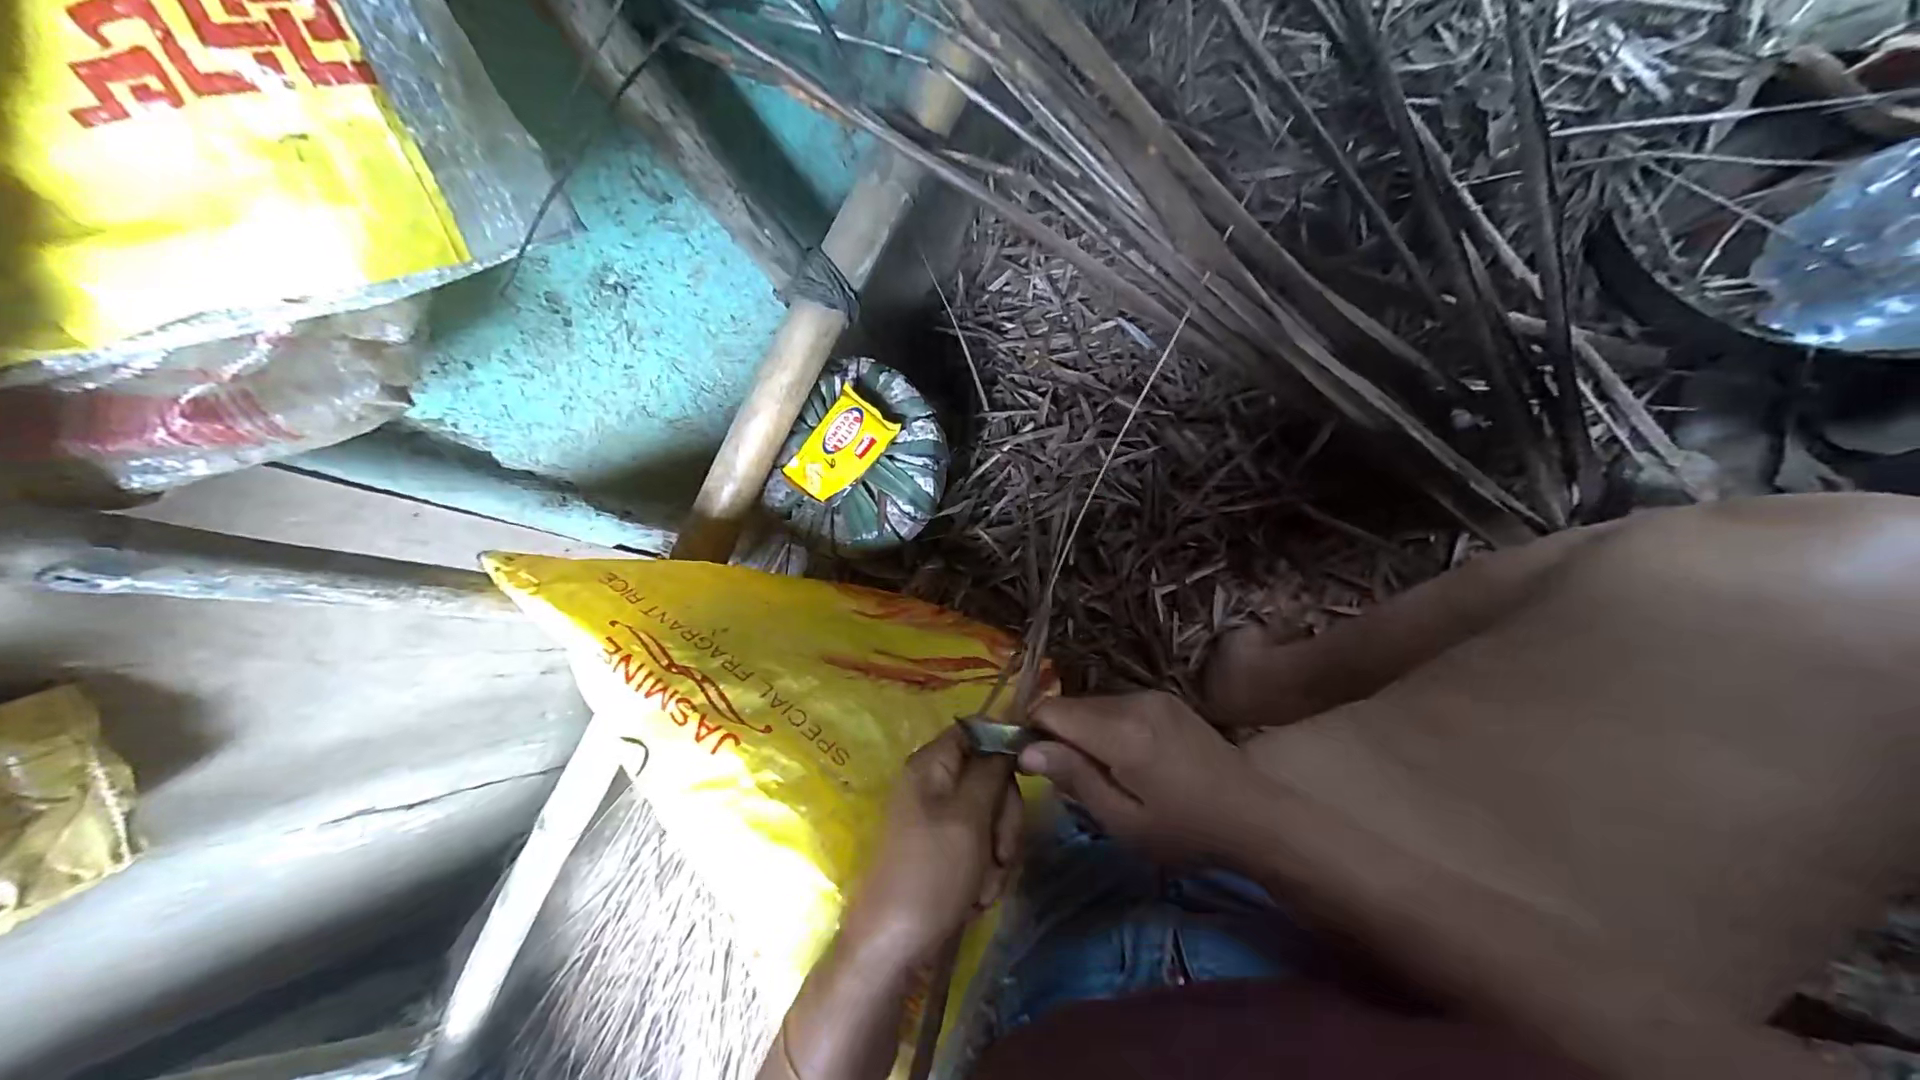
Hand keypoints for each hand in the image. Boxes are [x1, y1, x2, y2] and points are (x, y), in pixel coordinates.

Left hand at [842, 727, 1023, 966]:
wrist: (892, 947)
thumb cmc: (930, 874)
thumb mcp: (968, 817)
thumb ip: (990, 771)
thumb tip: (1006, 732)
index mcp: (931, 764)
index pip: (977, 729)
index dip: (1005, 744)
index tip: (1030, 774)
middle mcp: (934, 784)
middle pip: (990, 777)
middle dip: (1004, 818)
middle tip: (1000, 852)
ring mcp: (938, 818)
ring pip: (991, 816)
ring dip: (997, 852)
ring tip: (983, 886)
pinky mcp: (943, 850)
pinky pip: (980, 845)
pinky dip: (985, 871)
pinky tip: (975, 897)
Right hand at [1019, 691, 1281, 865]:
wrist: (1255, 815)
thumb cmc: (1185, 830)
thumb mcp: (1122, 820)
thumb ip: (1074, 779)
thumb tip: (1026, 751)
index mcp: (1121, 732)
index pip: (1051, 710)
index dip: (1033, 732)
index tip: (1036, 764)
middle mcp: (1134, 701)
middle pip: (1071, 706)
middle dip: (1060, 736)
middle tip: (1076, 780)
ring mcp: (1153, 696)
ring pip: (1093, 705)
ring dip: (1085, 732)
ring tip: (1108, 773)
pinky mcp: (1166, 698)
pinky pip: (1118, 705)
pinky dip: (1108, 727)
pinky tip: (1130, 759)